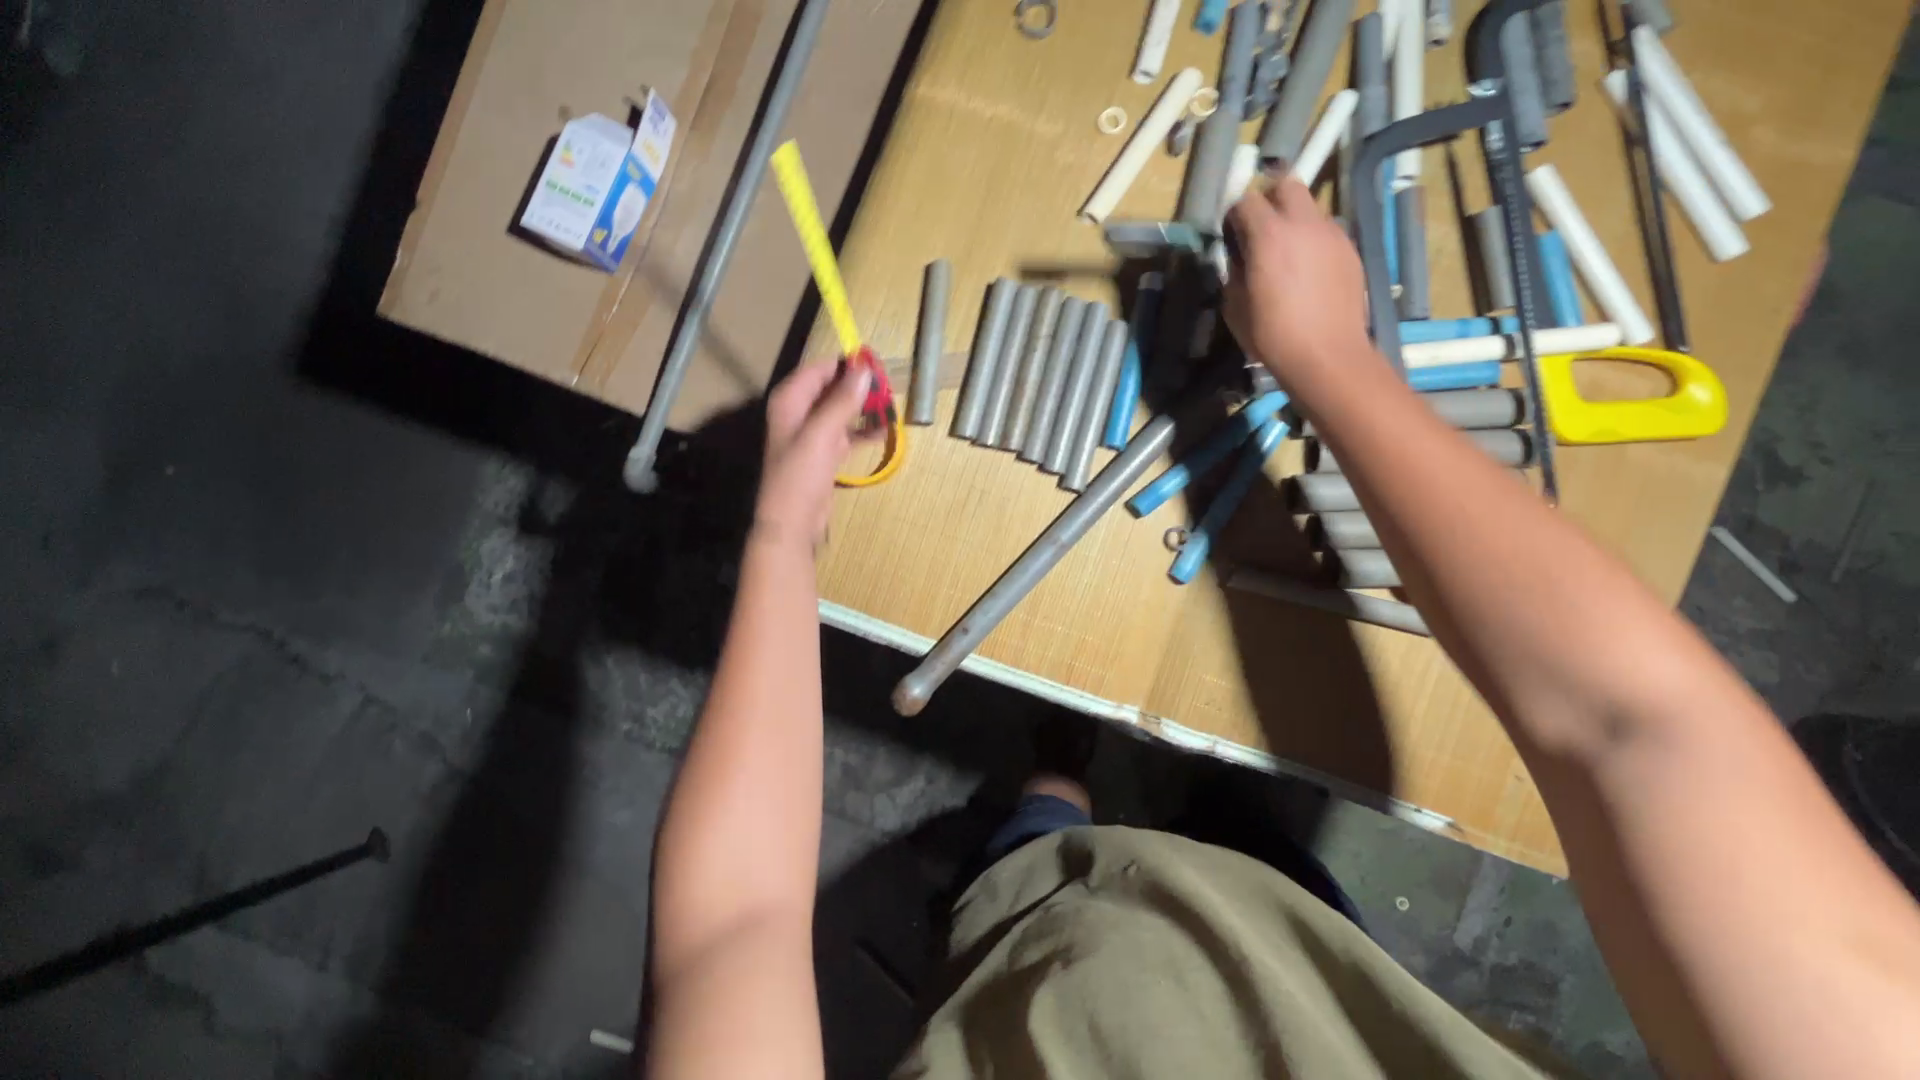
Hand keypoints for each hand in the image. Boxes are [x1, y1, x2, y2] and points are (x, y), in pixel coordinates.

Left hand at [755, 361, 871, 550]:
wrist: (793, 522)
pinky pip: (848, 432)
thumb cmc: (800, 475)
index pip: (820, 369)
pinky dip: (864, 430)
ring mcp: (813, 433)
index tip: (877, 366)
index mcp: (790, 400)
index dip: (847, 365)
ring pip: (842, 410)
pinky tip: (885, 430)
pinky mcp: (825, 452)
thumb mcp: (822, 434)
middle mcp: (799, 411)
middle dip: (859, 386)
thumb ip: (843, 401)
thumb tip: (865, 371)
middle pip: (833, 387)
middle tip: (890, 387)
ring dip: (865, 408)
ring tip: (891, 405)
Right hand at [1224, 173, 1371, 387]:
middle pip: (1287, 184)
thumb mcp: (1235, 306)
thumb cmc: (1273, 335)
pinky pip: (1327, 232)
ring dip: (1295, 220)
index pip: (1247, 199)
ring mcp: (1333, 235)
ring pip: (1311, 208)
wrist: (1327, 355)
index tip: (1233, 235)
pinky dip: (1314, 241)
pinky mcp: (1351, 251)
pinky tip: (1309, 272)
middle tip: (1262, 228)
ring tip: (1289, 254)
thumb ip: (1235, 272)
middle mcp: (1304, 224)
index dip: (1236, 214)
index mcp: (1269, 235)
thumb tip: (1240, 259)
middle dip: (1271, 198)